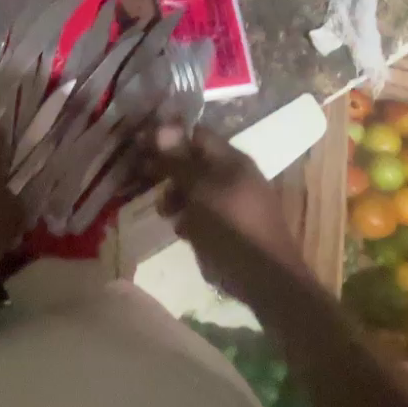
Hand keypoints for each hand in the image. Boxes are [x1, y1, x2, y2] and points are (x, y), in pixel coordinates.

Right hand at [136, 123, 304, 295]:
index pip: (196, 134)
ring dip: (175, 195)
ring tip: (164, 212)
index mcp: (232, 160)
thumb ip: (179, 161)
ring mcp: (234, 202)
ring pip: (196, 188)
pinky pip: (203, 211)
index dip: (168, 136)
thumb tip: (161, 127)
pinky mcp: (231, 226)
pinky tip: (181, 231)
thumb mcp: (199, 190)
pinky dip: (189, 216)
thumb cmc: (230, 227)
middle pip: (194, 161)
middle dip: (168, 169)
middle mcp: (234, 176)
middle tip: (143, 177)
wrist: (266, 279)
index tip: (141, 145)